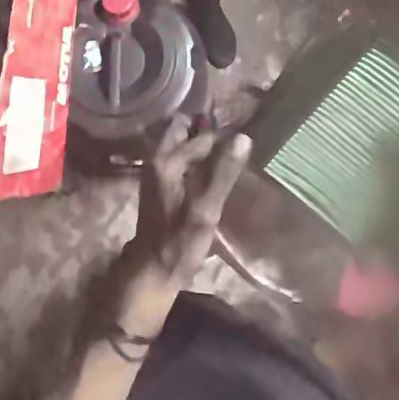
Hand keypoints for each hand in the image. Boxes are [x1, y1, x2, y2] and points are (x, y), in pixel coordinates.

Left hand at [112, 121, 251, 337]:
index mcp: (167, 160)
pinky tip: (213, 172)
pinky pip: (179, 156)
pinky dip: (195, 157)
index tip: (246, 144)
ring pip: (180, 141)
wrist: (152, 271)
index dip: (226, 138)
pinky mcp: (160, 182)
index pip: (203, 135)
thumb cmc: (179, 242)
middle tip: (233, 145)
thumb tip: (242, 137)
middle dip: (207, 131)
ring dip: (201, 143)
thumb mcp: (206, 210)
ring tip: (227, 157)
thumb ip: (223, 173)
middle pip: (183, 128)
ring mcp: (156, 169)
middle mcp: (157, 158)